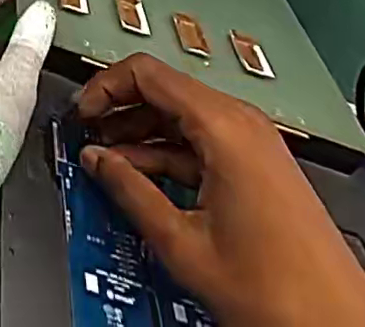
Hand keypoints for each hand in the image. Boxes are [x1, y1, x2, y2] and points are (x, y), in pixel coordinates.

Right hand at [76, 54, 364, 326]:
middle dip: (120, 110)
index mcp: (223, 125)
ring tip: (108, 159)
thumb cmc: (281, 292)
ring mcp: (252, 140)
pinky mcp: (256, 162)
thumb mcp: (184, 242)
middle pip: (163, 90)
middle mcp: (240, 121)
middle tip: (89, 135)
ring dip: (141, 132)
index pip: (147, 73)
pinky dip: (168, 151)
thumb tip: (97, 161)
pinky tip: (143, 176)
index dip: (106, 86)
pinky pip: (201, 139)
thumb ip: (131, 192)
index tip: (83, 112)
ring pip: (181, 115)